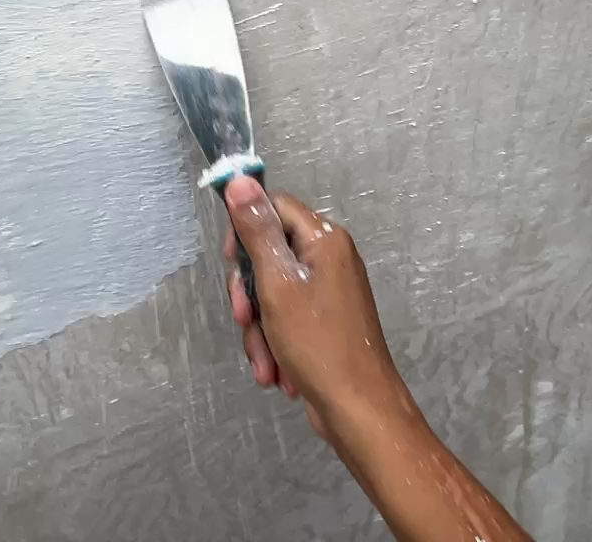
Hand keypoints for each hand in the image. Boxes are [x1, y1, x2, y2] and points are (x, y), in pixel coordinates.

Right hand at [222, 176, 417, 443]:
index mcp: (324, 239)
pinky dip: (275, 341)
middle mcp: (330, 257)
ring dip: (260, 326)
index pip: (274, 207)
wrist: (360, 412)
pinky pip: (287, 315)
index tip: (231, 262)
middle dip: (250, 292)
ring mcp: (329, 289)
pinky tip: (275, 371)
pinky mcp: (326, 319)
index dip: (246, 230)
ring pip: (273, 290)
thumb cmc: (318, 344)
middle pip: (270, 252)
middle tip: (243, 318)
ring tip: (264, 362)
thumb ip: (257, 230)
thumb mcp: (277, 283)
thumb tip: (239, 179)